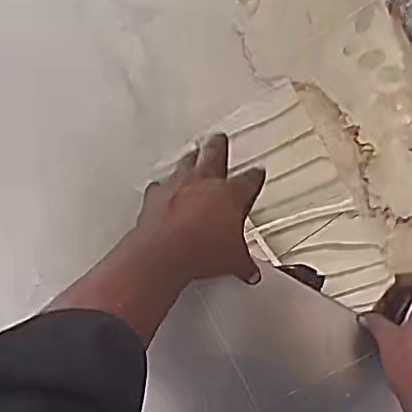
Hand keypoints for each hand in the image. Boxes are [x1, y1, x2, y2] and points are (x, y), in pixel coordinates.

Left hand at [122, 133, 266, 284]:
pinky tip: (160, 190)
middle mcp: (204, 182)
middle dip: (220, 146)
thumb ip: (243, 262)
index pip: (250, 179)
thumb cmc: (200, 251)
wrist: (165, 254)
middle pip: (215, 153)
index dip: (255, 177)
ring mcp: (178, 185)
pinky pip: (158, 186)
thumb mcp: (233, 261)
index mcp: (231, 193)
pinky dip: (161, 188)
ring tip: (192, 154)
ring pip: (186, 162)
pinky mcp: (155, 197)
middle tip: (220, 140)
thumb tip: (249, 271)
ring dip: (191, 158)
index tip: (256, 175)